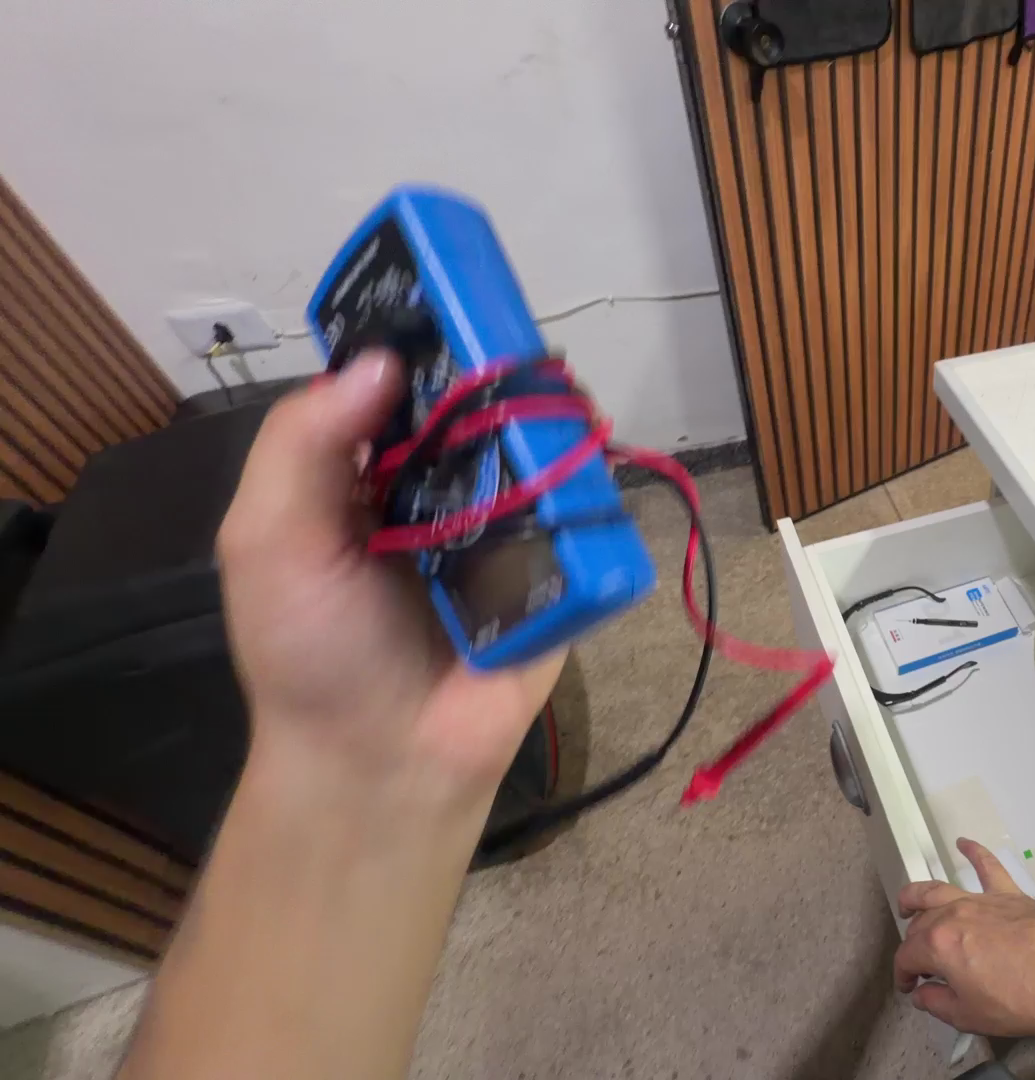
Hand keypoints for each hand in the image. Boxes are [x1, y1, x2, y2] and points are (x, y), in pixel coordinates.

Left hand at [217, 351, 564, 804]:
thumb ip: (307, 449)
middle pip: (487, 428)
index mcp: (377, 484)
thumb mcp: (270, 542)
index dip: (430, 355)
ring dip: (560, 433)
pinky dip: (596, 492)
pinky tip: (604, 464)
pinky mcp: (562, 575)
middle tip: (531, 352)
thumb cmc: (319, 650)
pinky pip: (582, 525)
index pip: (409, 403)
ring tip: (574, 401)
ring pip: (543, 470)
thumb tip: (381, 363)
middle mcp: (450, 501)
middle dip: (510, 389)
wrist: (395, 751)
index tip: (461, 305)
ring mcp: (513, 537)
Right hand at [892, 838, 1034, 1036]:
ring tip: (909, 903)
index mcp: (939, 944)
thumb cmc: (1015, 1002)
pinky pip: (988, 865)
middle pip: (921, 921)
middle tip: (918, 960)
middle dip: (912, 942)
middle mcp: (953, 913)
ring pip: (939, 888)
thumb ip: (937, 1002)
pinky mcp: (1007, 892)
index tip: (908, 987)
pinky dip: (975, 851)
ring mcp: (981, 899)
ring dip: (918, 894)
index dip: (902, 973)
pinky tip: (963, 843)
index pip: (907, 954)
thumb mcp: (969, 1015)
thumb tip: (922, 992)